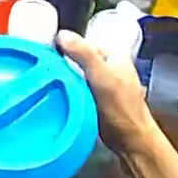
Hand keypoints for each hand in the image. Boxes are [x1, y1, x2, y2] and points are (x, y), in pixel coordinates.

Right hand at [57, 31, 162, 160]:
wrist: (132, 143)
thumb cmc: (121, 109)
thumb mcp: (102, 77)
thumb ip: (84, 54)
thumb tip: (61, 34)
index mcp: (115, 55)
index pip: (83, 42)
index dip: (65, 47)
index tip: (47, 54)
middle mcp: (111, 66)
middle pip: (79, 59)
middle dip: (63, 64)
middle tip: (45, 71)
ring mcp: (105, 84)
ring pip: (78, 75)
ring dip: (65, 79)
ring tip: (49, 83)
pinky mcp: (98, 100)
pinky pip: (78, 90)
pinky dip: (69, 92)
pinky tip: (58, 97)